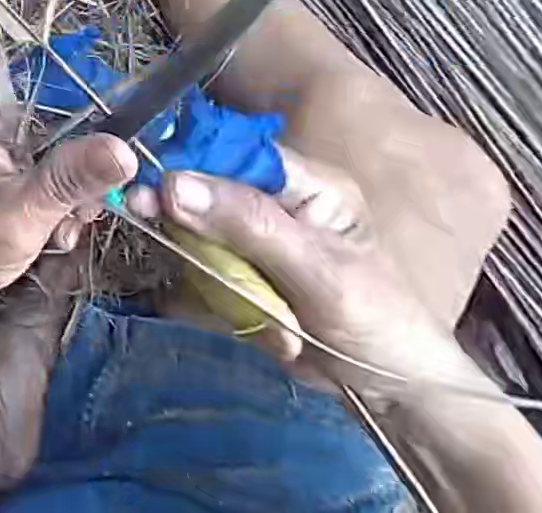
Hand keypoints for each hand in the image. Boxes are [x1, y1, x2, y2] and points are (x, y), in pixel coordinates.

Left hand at [0, 104, 137, 309]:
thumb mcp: (24, 210)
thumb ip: (71, 178)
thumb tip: (125, 148)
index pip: (58, 105)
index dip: (93, 132)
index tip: (115, 168)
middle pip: (67, 137)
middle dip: (81, 180)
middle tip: (80, 214)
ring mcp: (8, 156)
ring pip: (67, 164)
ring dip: (74, 200)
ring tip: (61, 231)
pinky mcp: (16, 180)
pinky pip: (57, 183)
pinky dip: (63, 209)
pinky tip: (56, 234)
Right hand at [152, 170, 478, 400]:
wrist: (393, 391)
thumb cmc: (377, 321)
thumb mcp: (318, 271)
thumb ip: (247, 223)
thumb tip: (172, 184)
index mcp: (302, 179)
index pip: (229, 151)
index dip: (186, 162)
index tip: (148, 187)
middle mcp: (271, 197)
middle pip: (202, 187)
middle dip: (185, 220)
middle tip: (148, 224)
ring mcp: (251, 233)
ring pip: (195, 229)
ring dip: (208, 271)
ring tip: (261, 314)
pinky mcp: (237, 265)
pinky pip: (201, 265)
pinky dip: (213, 296)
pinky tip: (255, 324)